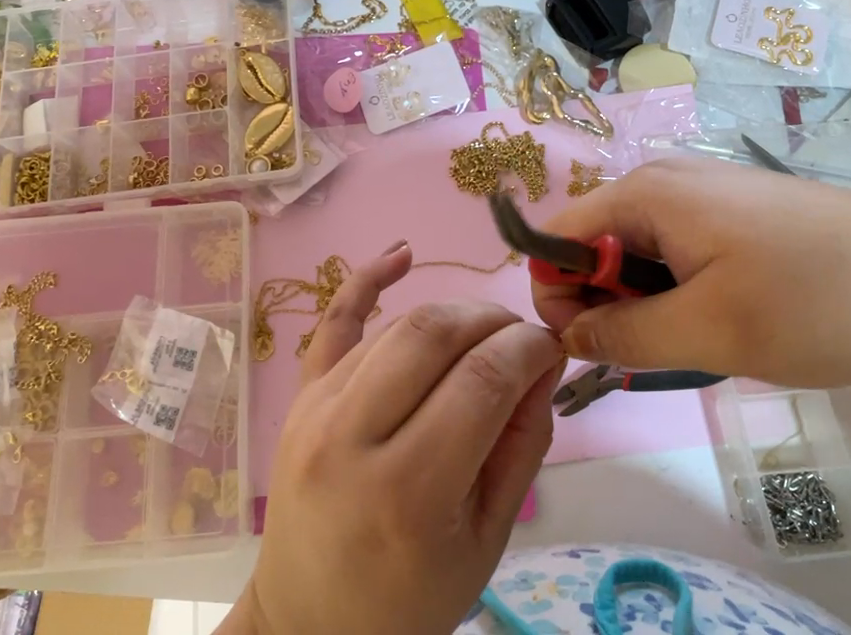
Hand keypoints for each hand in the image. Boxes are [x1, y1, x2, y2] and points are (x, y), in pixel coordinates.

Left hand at [227, 242, 564, 634]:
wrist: (309, 620)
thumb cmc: (408, 599)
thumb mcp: (485, 543)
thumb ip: (520, 448)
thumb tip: (542, 365)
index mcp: (408, 491)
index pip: (482, 380)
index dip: (529, 349)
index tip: (551, 349)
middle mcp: (352, 436)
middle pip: (434, 335)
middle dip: (493, 321)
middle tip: (522, 339)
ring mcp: (316, 409)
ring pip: (395, 326)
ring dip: (452, 315)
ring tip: (486, 333)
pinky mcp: (298, 398)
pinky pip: (332, 323)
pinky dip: (365, 281)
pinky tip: (402, 253)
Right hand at [535, 158, 850, 388]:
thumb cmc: (818, 301)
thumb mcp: (707, 332)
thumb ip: (620, 334)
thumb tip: (563, 333)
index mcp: (644, 194)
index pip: (556, 239)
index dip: (558, 296)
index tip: (592, 349)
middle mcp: (665, 182)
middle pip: (596, 245)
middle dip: (607, 303)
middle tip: (655, 355)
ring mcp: (706, 197)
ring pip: (640, 255)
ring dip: (648, 304)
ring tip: (701, 342)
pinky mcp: (740, 216)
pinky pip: (680, 254)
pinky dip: (683, 293)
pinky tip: (729, 322)